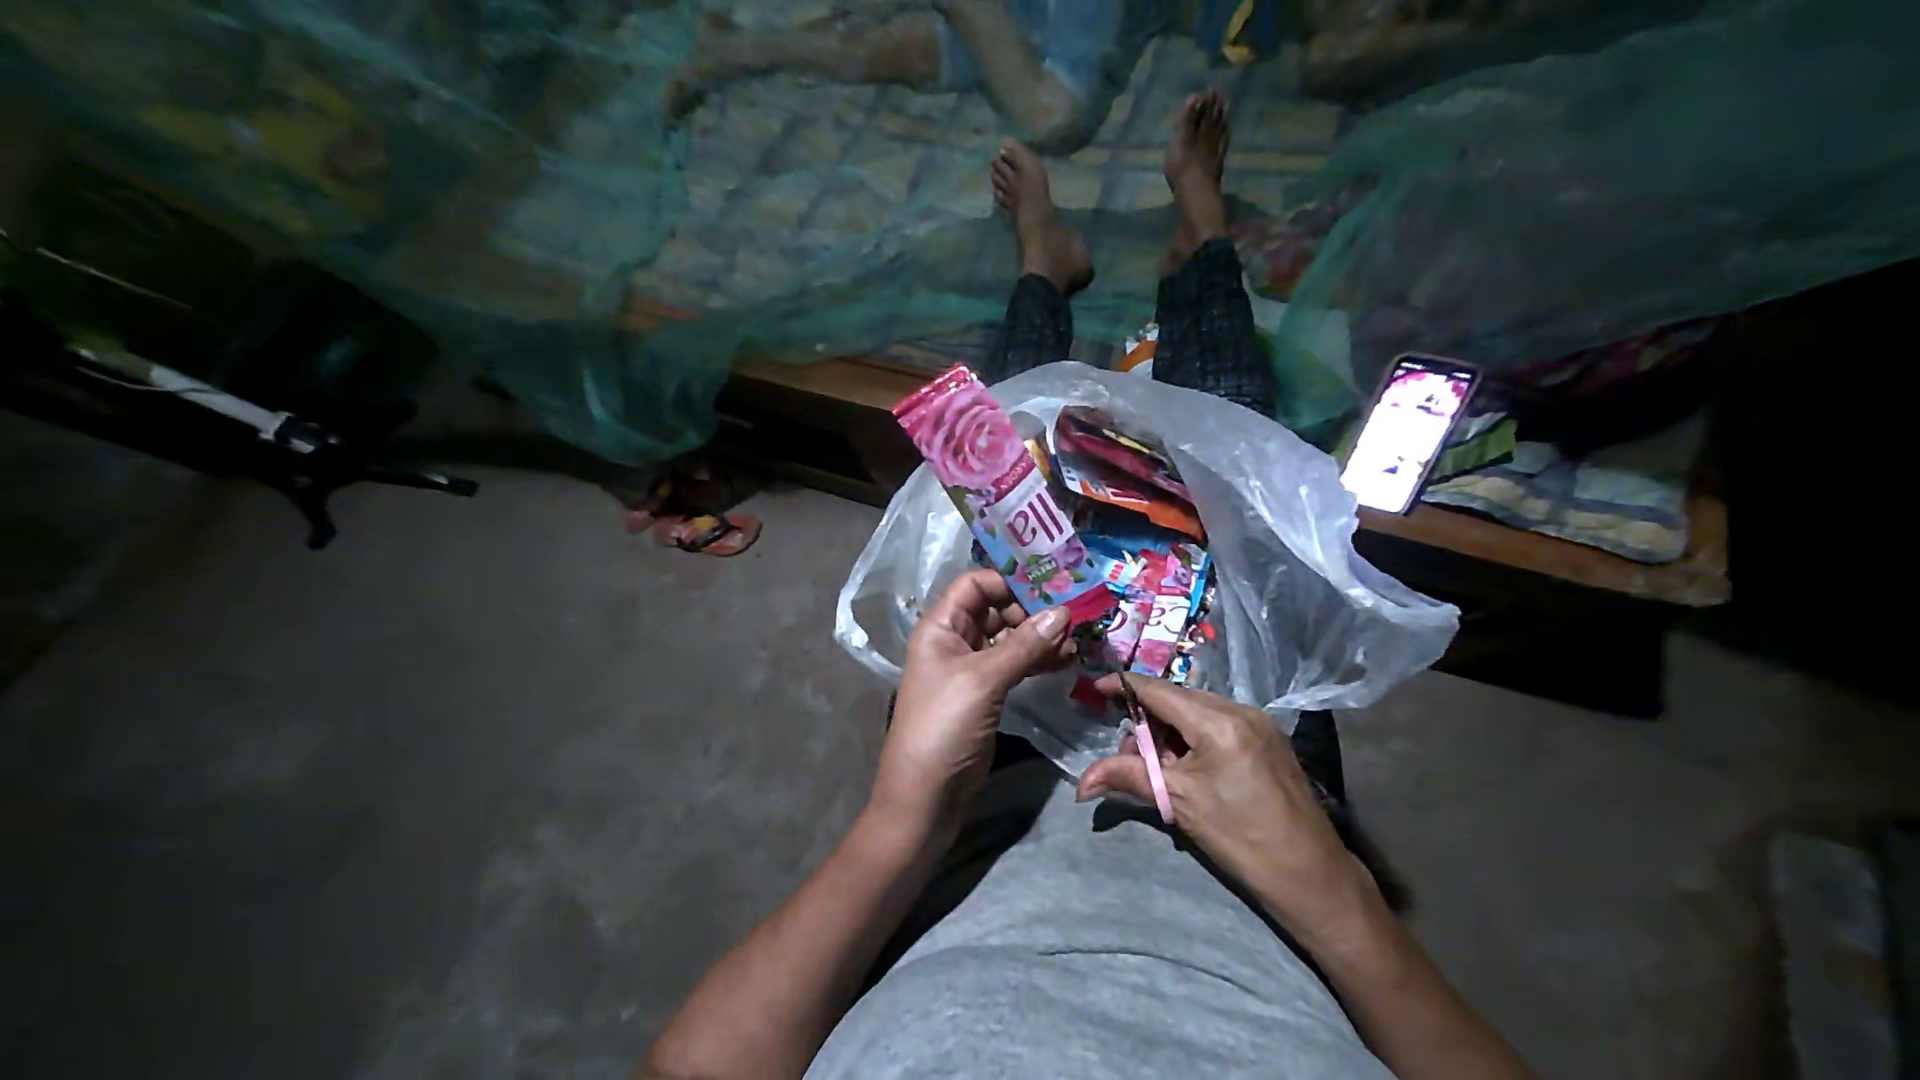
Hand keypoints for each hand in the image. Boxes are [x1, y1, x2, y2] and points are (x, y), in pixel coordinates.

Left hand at [872, 569, 1074, 836]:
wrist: (927, 792)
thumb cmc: (944, 724)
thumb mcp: (982, 679)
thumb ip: (1024, 645)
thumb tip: (1064, 612)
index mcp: (941, 626)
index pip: (975, 585)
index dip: (1009, 581)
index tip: (1051, 586)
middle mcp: (956, 640)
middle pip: (997, 608)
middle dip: (1033, 609)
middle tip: (1074, 615)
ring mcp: (973, 667)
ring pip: (1011, 638)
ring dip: (1041, 636)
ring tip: (1078, 639)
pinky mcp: (989, 692)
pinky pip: (1016, 664)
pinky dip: (1039, 660)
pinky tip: (1066, 661)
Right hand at [1076, 676, 1376, 939]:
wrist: (1311, 876)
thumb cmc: (1242, 838)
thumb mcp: (1180, 803)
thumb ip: (1128, 778)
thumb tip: (1081, 783)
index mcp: (1219, 723)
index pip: (1160, 691)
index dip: (1125, 685)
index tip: (1097, 686)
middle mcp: (1241, 711)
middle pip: (1177, 700)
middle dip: (1147, 722)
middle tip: (1131, 758)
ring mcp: (1259, 723)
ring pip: (1196, 712)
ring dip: (1169, 733)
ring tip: (1161, 772)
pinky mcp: (1268, 738)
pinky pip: (1217, 724)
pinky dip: (1193, 739)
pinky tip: (1188, 769)